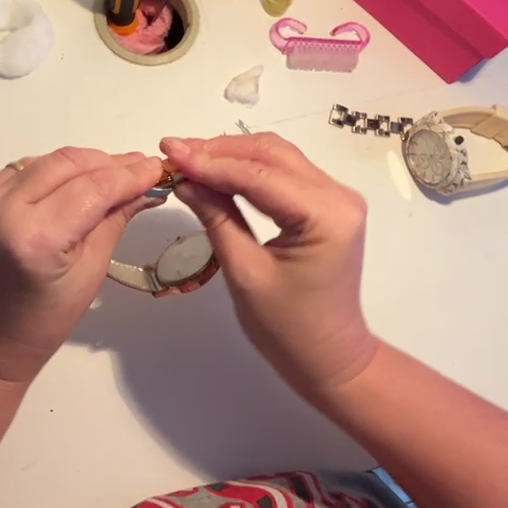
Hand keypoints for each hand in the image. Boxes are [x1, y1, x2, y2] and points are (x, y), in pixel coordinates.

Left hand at [0, 148, 164, 382]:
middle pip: (64, 163)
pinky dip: (41, 177)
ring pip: (38, 162)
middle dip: (105, 163)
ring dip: (74, 167)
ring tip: (103, 178)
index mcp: (33, 238)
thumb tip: (146, 184)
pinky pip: (13, 174)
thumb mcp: (90, 271)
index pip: (92, 187)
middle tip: (135, 168)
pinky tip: (60, 191)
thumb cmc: (44, 320)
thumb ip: (115, 218)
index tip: (155, 166)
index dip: (128, 174)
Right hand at [162, 133, 377, 397]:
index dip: (210, 162)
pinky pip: (282, 172)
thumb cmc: (287, 327)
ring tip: (187, 158)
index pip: (258, 175)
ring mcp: (336, 197)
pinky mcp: (326, 203)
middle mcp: (338, 196)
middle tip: (173, 152)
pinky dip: (246, 168)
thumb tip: (184, 179)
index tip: (169, 153)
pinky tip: (214, 171)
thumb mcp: (244, 272)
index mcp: (325, 216)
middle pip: (270, 154)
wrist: (327, 356)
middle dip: (218, 150)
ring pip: (276, 156)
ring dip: (230, 154)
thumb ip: (216, 218)